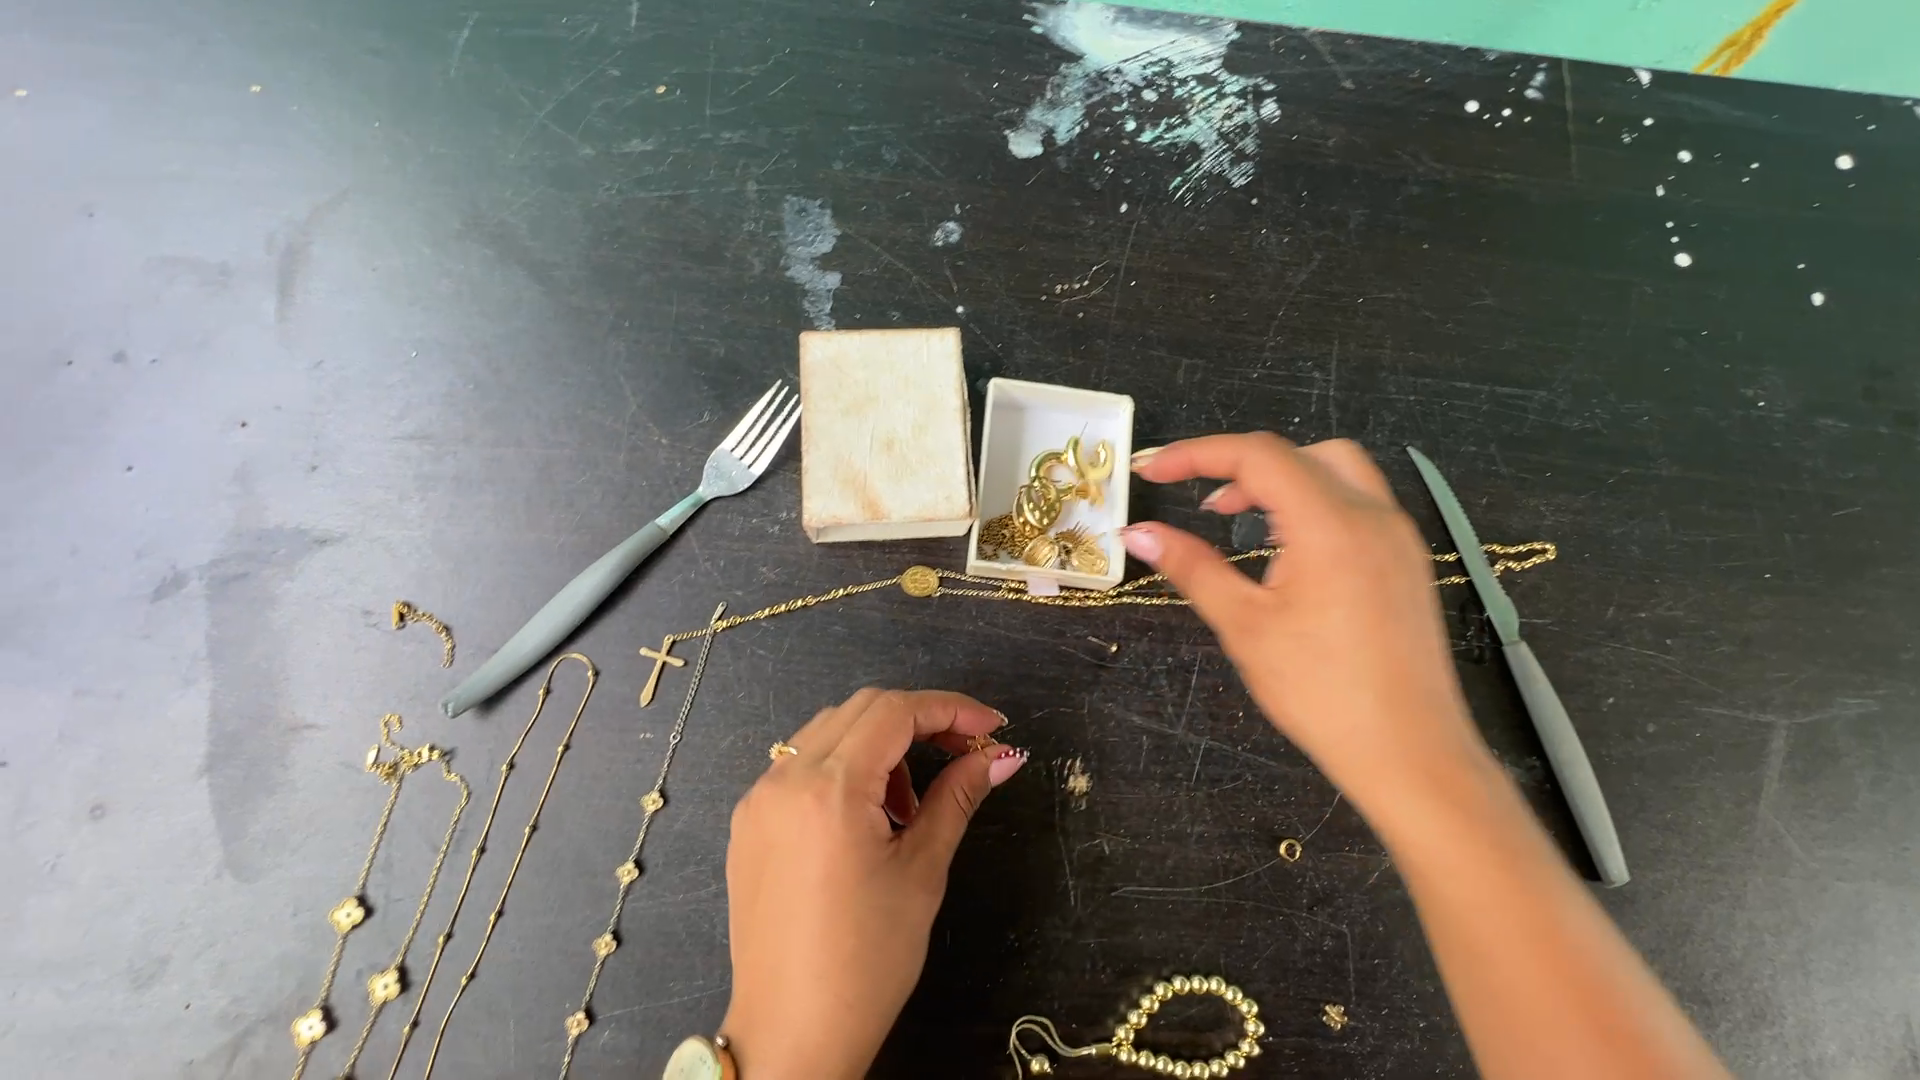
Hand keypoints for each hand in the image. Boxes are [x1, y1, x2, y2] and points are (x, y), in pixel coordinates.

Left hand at [721, 689, 1028, 1079]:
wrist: (790, 1034)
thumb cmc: (867, 960)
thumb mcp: (923, 872)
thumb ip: (958, 798)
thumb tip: (1000, 758)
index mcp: (830, 788)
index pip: (896, 712)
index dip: (950, 709)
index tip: (990, 728)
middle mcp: (784, 778)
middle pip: (861, 709)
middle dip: (918, 720)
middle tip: (961, 753)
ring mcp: (759, 798)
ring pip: (828, 731)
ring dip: (879, 744)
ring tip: (908, 804)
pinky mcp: (748, 821)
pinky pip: (801, 763)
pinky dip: (843, 766)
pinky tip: (866, 814)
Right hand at [1122, 434, 1491, 814]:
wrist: (1411, 753)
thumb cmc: (1320, 692)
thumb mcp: (1244, 626)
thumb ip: (1192, 568)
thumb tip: (1137, 534)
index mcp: (1330, 524)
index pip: (1257, 456)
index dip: (1197, 454)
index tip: (1151, 472)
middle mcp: (1372, 515)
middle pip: (1299, 453)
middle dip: (1239, 464)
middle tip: (1199, 500)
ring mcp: (1398, 536)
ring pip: (1335, 470)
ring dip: (1280, 480)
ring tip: (1238, 520)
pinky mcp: (1407, 561)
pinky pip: (1356, 502)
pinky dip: (1312, 502)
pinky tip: (1287, 550)